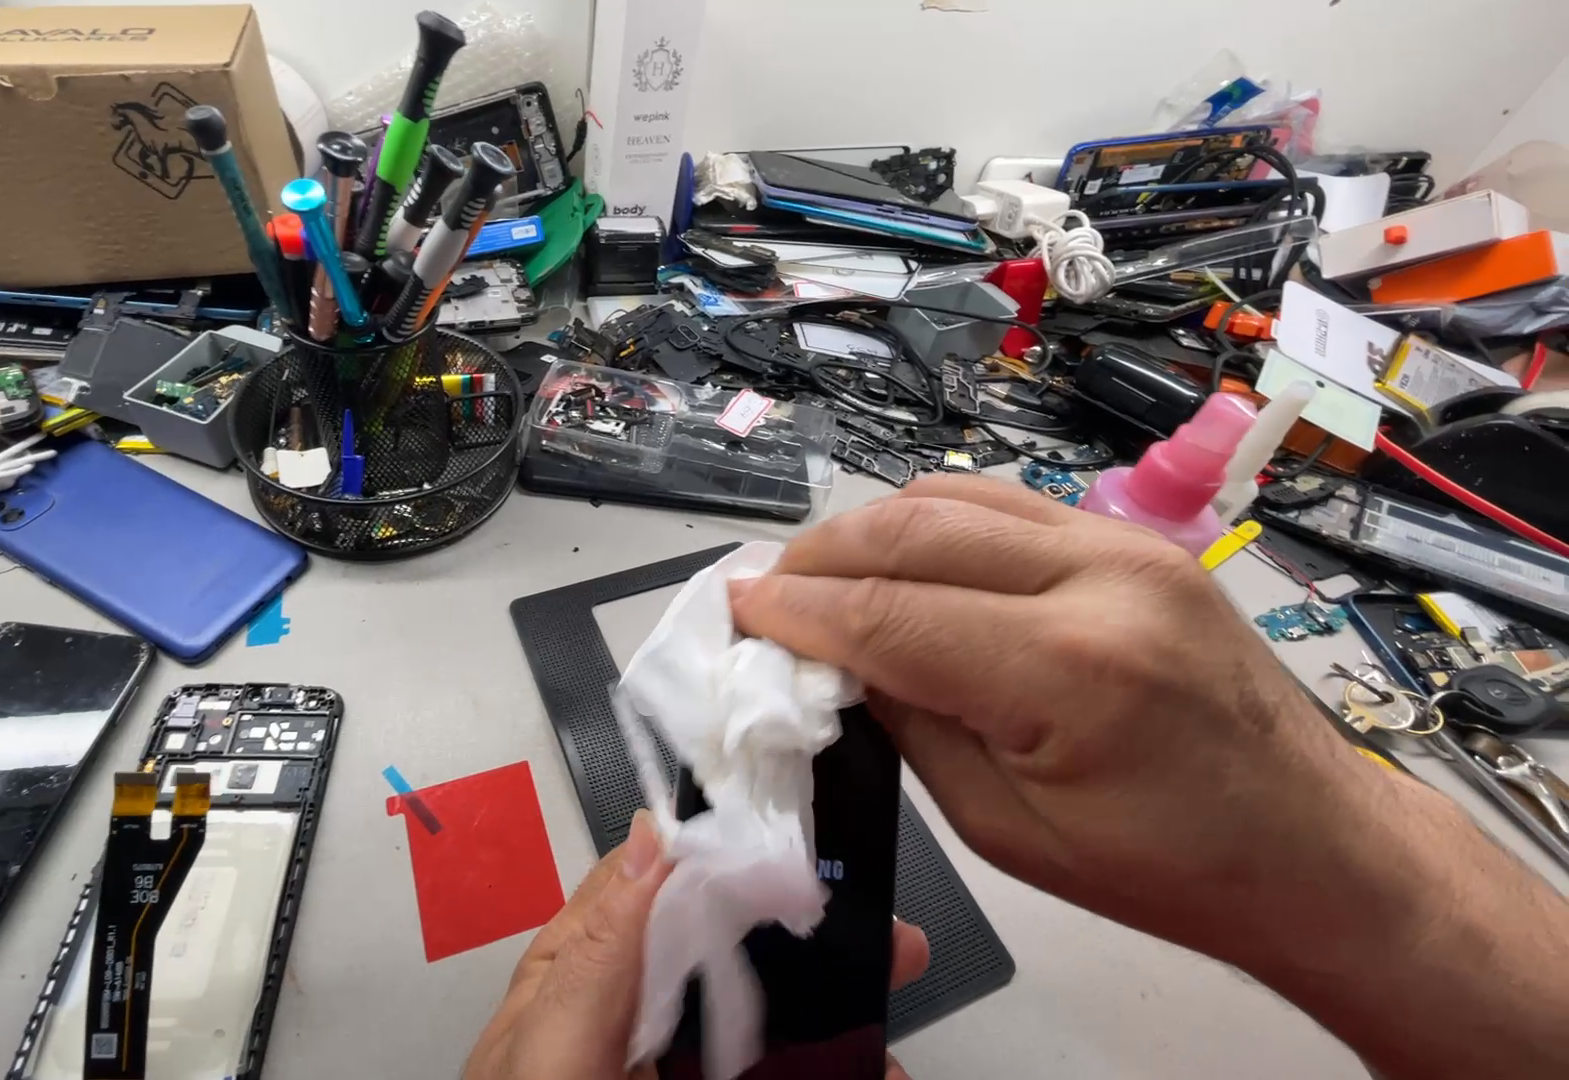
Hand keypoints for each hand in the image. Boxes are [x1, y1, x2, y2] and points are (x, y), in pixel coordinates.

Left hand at [464, 811, 932, 1079]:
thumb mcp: (553, 1042)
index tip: (804, 860)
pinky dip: (827, 1072)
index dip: (732, 861)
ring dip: (833, 1019)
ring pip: (763, 1018)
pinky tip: (875, 1075)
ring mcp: (677, 1059)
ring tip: (891, 1035)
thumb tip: (652, 832)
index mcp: (591, 963)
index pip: (664, 882)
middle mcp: (639, 1003)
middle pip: (731, 948)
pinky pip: (775, 1074)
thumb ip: (602, 947)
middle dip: (809, 941)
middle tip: (891, 946)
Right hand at [729, 474, 1394, 964]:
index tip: (738, 610)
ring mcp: (1120, 541)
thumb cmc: (1160, 866)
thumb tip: (829, 657)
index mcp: (1071, 671)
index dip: (796, 611)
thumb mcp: (997, 823)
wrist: (1316, 844)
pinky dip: (919, 520)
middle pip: (907, 533)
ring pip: (943, 496)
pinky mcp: (1125, 534)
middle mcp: (1099, 577)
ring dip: (860, 531)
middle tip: (764, 590)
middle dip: (814, 557)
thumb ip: (903, 720)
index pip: (887, 615)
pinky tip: (892, 556)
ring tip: (818, 574)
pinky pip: (991, 498)